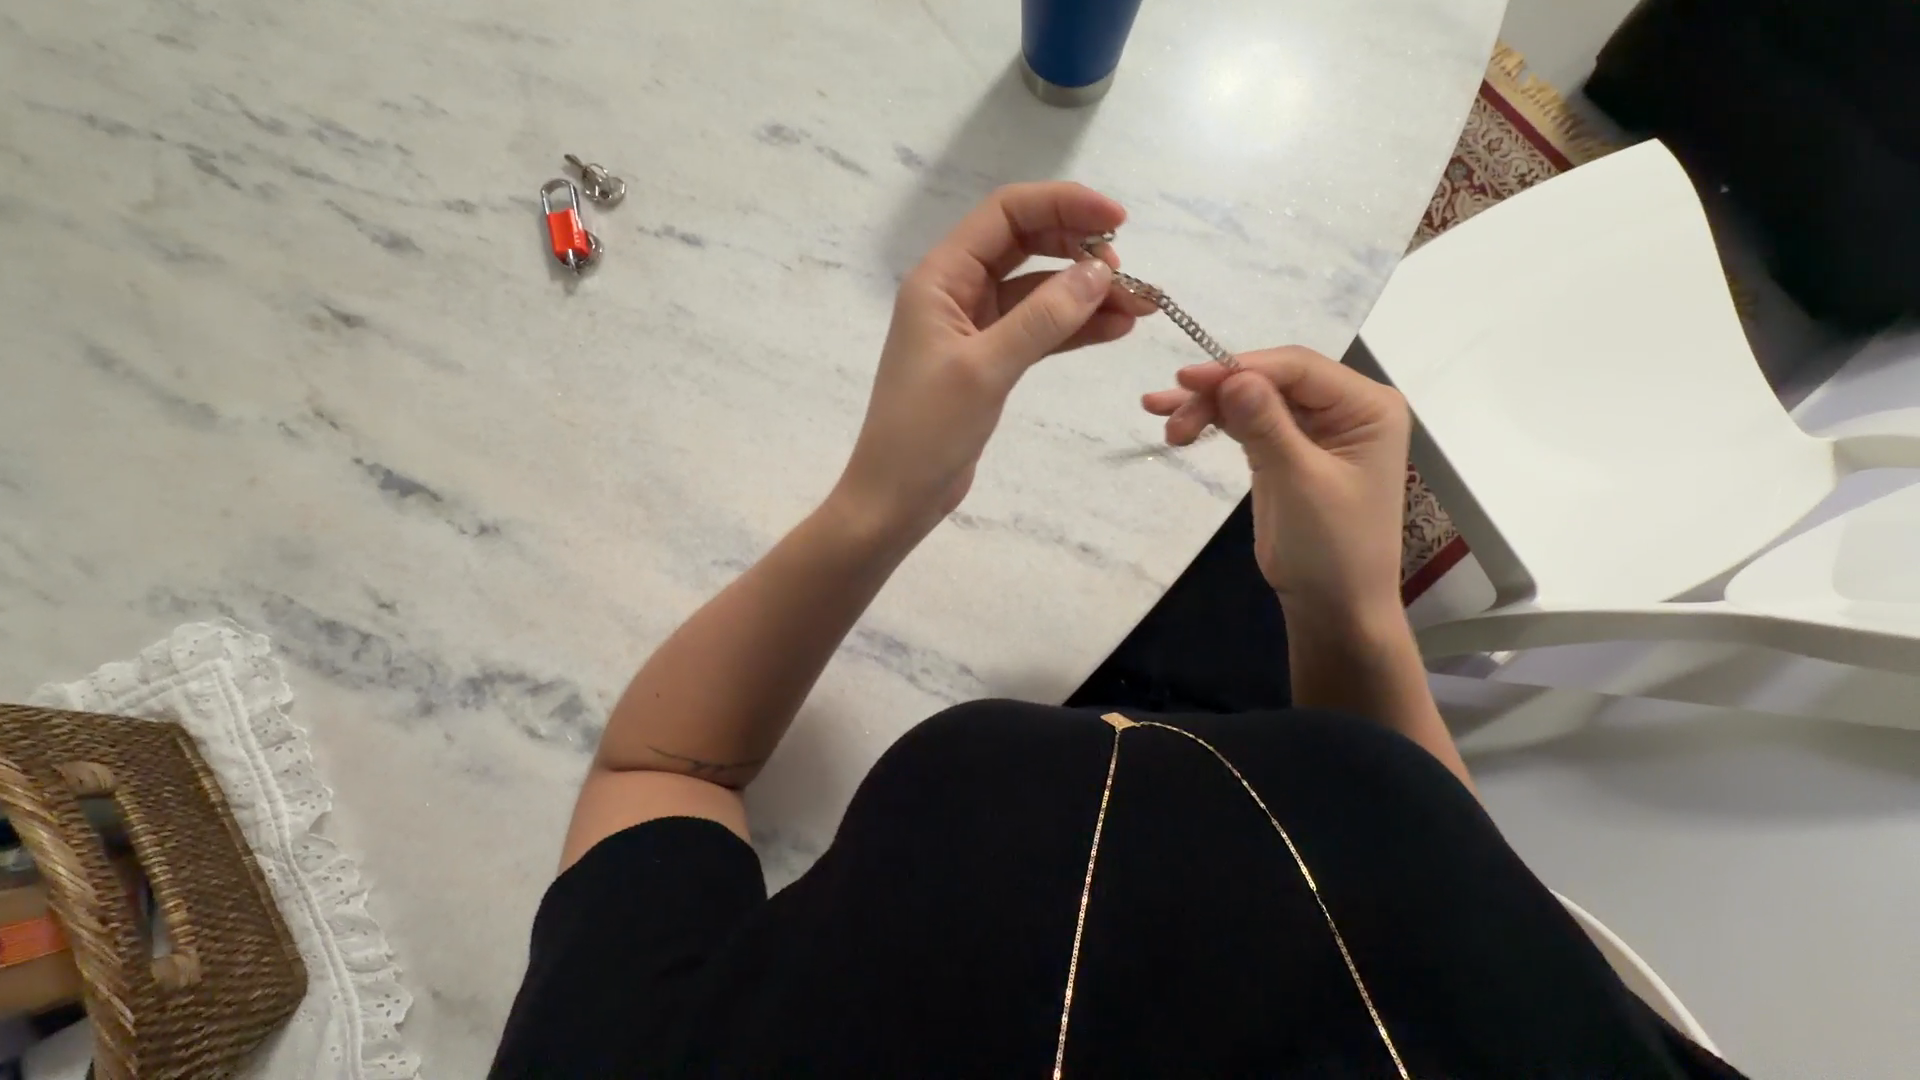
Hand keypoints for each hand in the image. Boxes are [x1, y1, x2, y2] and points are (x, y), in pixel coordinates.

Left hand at [833, 183, 1157, 540]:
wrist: (897, 496)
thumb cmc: (926, 430)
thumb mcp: (986, 369)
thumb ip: (1043, 318)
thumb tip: (1100, 272)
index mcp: (941, 277)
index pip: (1006, 215)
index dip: (1063, 206)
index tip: (1119, 223)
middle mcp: (956, 291)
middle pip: (1026, 246)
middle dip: (1080, 254)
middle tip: (1130, 279)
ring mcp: (974, 327)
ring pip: (1038, 293)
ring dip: (1086, 295)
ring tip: (1141, 308)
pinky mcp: (989, 361)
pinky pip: (1038, 331)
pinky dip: (1074, 328)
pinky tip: (1114, 330)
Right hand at [1142, 347, 1410, 620]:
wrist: (1333, 604)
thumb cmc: (1332, 546)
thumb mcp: (1299, 481)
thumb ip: (1266, 425)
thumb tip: (1231, 376)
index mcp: (1366, 406)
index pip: (1298, 368)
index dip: (1242, 367)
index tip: (1187, 378)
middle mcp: (1342, 407)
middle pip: (1270, 380)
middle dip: (1216, 392)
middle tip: (1166, 412)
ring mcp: (1312, 428)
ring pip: (1251, 399)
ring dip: (1206, 407)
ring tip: (1163, 423)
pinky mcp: (1283, 449)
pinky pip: (1245, 423)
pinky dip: (1212, 422)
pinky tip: (1176, 425)